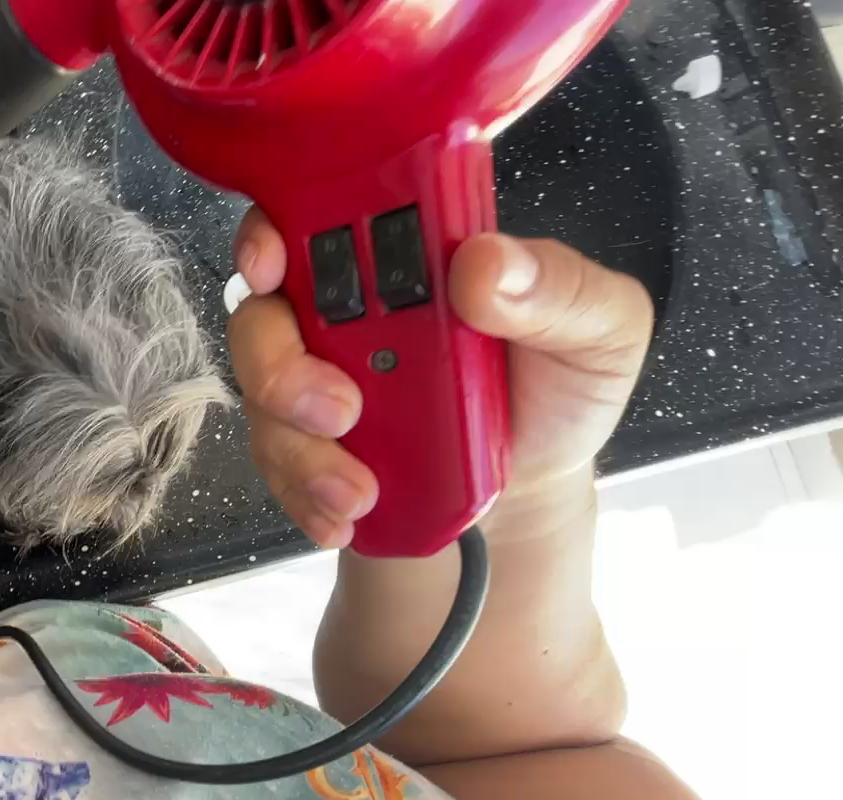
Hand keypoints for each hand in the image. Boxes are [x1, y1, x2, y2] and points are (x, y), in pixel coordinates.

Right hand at [227, 209, 654, 547]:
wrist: (520, 493)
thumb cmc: (554, 398)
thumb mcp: (600, 334)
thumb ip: (558, 290)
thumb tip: (485, 263)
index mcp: (399, 267)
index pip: (310, 226)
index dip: (271, 238)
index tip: (271, 268)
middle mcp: (336, 320)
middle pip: (259, 321)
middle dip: (281, 371)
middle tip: (341, 413)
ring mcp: (307, 387)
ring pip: (258, 403)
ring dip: (301, 452)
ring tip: (360, 492)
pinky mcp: (295, 448)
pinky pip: (269, 466)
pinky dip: (301, 496)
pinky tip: (341, 514)